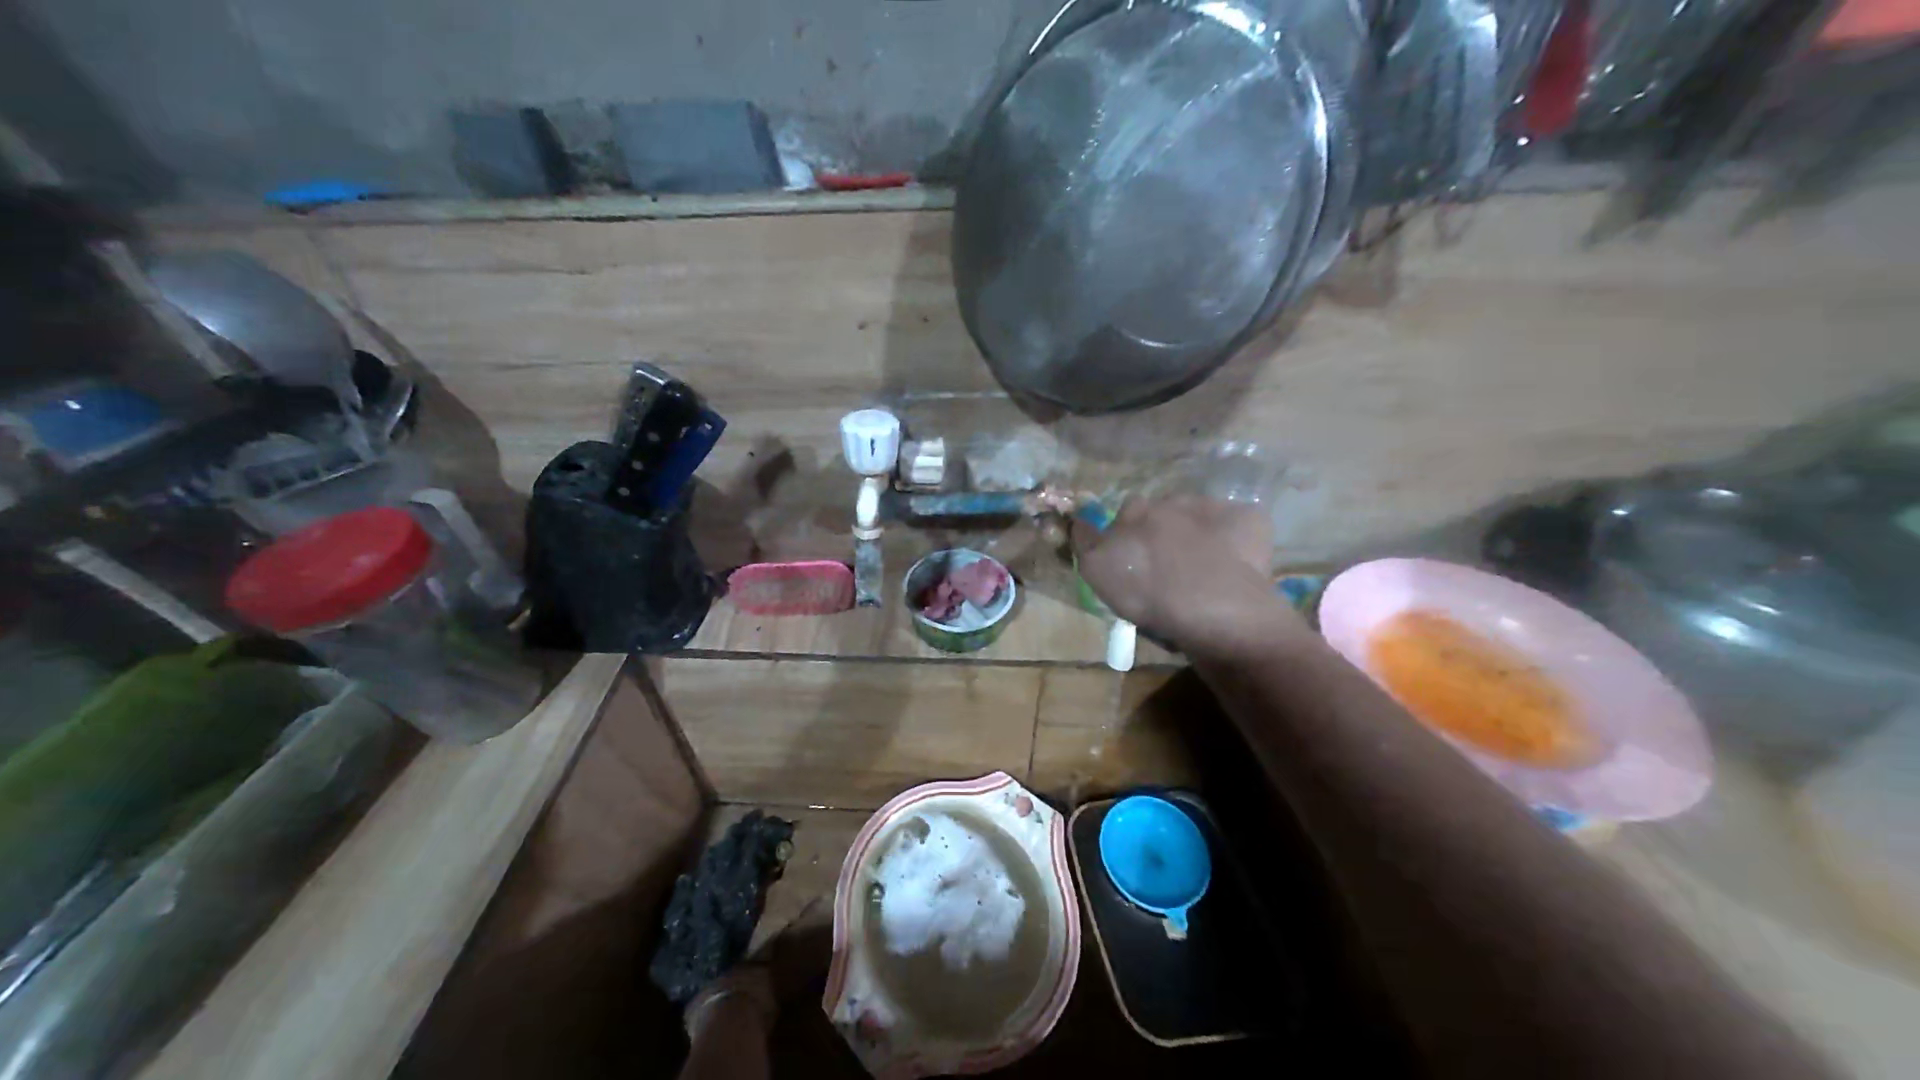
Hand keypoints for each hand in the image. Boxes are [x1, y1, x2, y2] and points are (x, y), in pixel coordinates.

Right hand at [1072, 494, 1298, 653]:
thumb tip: (1080, 519)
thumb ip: (1085, 541)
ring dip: (1197, 533)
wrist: (1217, 608)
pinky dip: (1235, 537)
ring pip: (1199, 515)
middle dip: (1163, 532)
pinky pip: (1238, 523)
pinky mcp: (1249, 519)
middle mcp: (1170, 500)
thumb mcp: (1098, 573)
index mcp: (1134, 512)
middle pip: (1162, 512)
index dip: (1127, 536)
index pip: (1123, 513)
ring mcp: (1212, 506)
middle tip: (1168, 568)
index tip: (1133, 562)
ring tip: (1204, 569)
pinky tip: (1235, 564)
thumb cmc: (1149, 595)